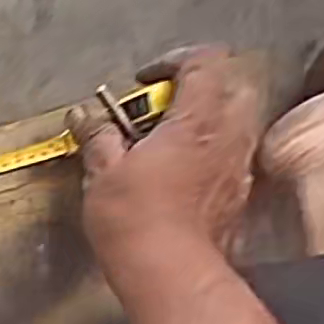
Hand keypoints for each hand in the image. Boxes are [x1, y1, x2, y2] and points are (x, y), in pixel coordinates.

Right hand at [68, 46, 289, 323]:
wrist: (165, 264)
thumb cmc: (134, 219)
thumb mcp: (102, 173)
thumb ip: (98, 136)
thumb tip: (84, 115)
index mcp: (198, 117)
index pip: (202, 60)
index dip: (172, 61)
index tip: (144, 79)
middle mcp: (230, 128)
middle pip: (224, 82)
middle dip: (188, 89)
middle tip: (149, 113)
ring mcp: (238, 156)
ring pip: (231, 115)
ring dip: (198, 119)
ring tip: (158, 144)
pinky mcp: (237, 184)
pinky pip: (228, 149)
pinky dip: (204, 149)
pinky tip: (175, 172)